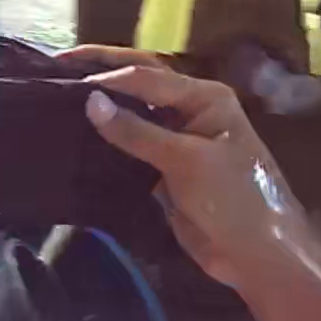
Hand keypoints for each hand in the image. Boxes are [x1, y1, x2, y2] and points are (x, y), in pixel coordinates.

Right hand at [78, 59, 304, 285]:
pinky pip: (131, 139)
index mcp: (204, 96)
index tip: (68, 80)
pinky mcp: (165, 163)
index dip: (108, 76)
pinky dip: (108, 132)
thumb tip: (90, 100)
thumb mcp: (185, 161)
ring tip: (63, 89)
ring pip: (134, 108)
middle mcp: (191, 107)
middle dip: (103, 67)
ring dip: (104, 98)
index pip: (147, 76)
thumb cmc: (234, 200)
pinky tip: (80, 129)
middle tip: (61, 62)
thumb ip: (135, 130)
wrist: (259, 258)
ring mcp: (178, 136)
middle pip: (141, 78)